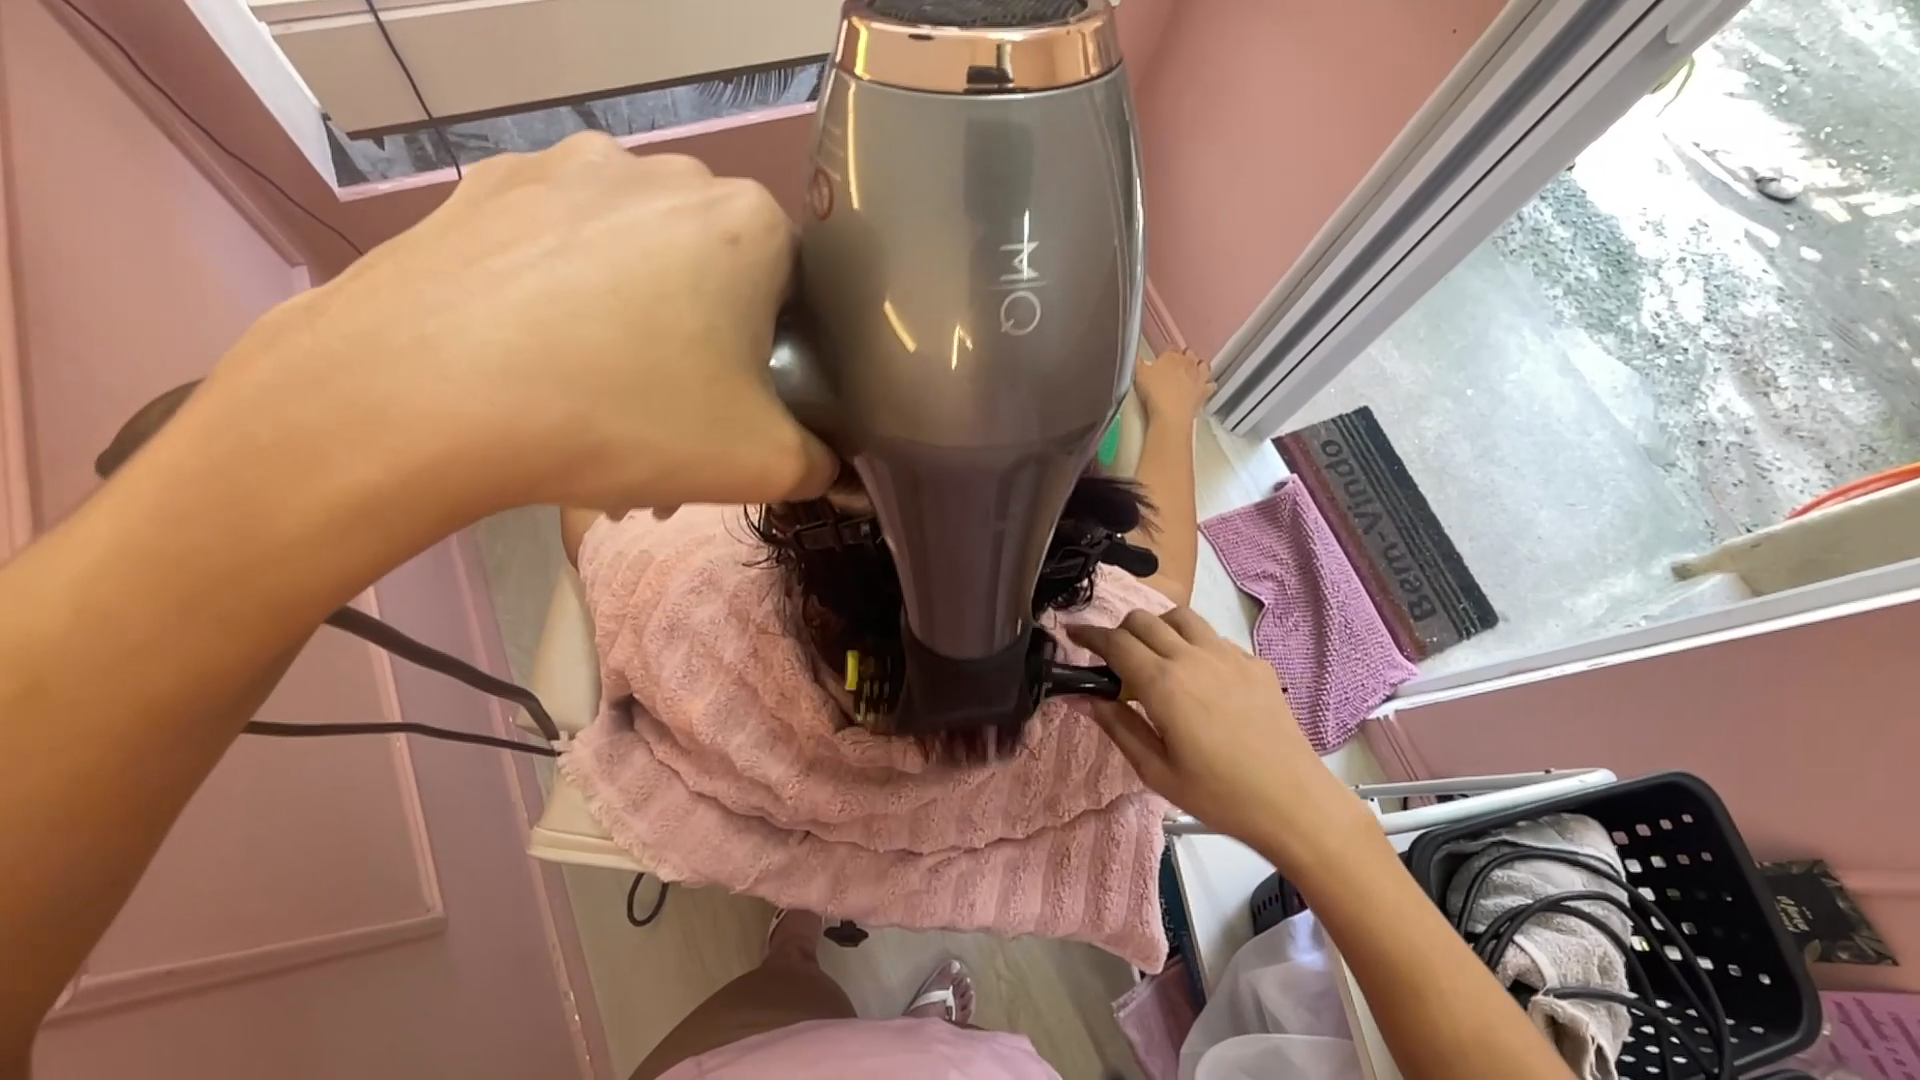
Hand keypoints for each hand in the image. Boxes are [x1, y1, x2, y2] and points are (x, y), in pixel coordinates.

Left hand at [201, 133, 835, 518]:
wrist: (420, 396)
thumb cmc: (623, 417)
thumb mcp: (759, 465)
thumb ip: (821, 466)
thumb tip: (832, 471)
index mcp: (749, 222)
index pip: (795, 291)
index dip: (773, 358)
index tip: (737, 409)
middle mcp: (667, 171)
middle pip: (712, 270)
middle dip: (702, 344)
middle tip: (666, 420)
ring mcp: (569, 167)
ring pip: (632, 255)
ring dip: (632, 321)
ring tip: (590, 399)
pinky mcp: (488, 185)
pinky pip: (555, 244)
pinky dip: (560, 294)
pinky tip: (528, 354)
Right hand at [1069, 608, 1375, 868]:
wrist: (1294, 802)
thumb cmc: (1220, 795)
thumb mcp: (1156, 772)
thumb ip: (1118, 727)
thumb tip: (1084, 698)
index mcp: (1163, 683)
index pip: (1115, 642)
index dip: (1088, 635)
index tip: (1071, 634)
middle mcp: (1193, 656)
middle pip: (1144, 619)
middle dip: (1119, 630)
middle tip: (1110, 658)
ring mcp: (1229, 655)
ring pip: (1180, 617)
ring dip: (1156, 627)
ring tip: (1152, 657)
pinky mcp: (1255, 663)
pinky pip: (1213, 637)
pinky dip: (1193, 644)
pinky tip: (1197, 679)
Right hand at [1132, 348, 1214, 422]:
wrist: (1171, 414)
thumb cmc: (1153, 392)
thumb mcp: (1138, 374)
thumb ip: (1137, 362)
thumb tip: (1135, 355)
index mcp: (1172, 356)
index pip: (1171, 349)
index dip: (1166, 354)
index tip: (1161, 360)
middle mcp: (1188, 363)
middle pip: (1189, 354)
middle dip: (1184, 357)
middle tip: (1175, 366)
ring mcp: (1199, 377)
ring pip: (1203, 365)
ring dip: (1198, 367)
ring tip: (1191, 373)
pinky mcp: (1205, 392)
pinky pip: (1210, 384)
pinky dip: (1207, 384)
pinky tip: (1201, 388)